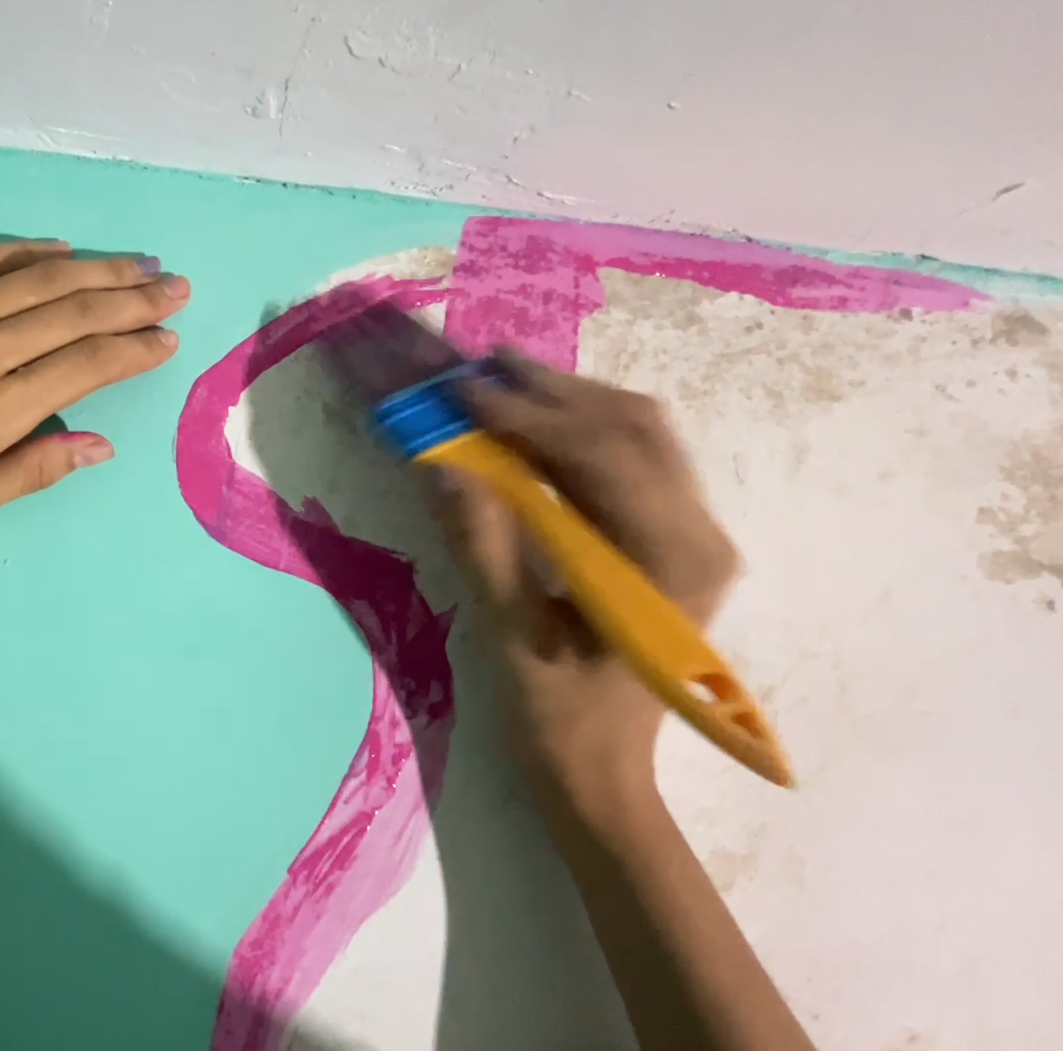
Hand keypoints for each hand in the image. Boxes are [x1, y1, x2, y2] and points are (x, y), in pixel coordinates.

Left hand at [0, 240, 186, 534]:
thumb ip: (31, 472)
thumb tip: (100, 445)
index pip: (83, 368)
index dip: (134, 350)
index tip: (169, 339)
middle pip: (71, 313)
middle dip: (132, 299)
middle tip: (175, 286)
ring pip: (34, 280)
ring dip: (96, 270)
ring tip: (140, 264)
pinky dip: (26, 252)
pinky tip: (62, 249)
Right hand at [428, 349, 738, 801]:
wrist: (603, 773)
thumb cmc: (556, 718)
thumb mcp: (510, 635)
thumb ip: (481, 546)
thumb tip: (441, 468)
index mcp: (669, 563)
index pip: (603, 458)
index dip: (529, 417)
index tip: (462, 393)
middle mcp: (699, 535)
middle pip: (633, 428)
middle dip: (550, 391)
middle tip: (478, 366)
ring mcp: (690, 534)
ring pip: (639, 434)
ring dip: (567, 400)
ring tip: (499, 377)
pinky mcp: (668, 538)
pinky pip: (630, 459)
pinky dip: (577, 429)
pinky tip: (531, 420)